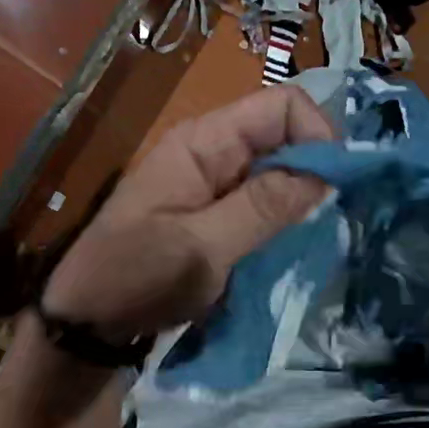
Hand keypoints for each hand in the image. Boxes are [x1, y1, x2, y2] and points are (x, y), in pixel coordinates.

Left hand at [41, 86, 334, 339]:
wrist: (89, 320)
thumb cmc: (137, 277)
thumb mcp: (202, 245)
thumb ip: (263, 207)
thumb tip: (326, 175)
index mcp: (204, 142)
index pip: (282, 107)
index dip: (319, 135)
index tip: (339, 186)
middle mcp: (215, 152)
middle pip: (285, 137)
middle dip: (317, 169)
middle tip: (337, 216)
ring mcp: (217, 184)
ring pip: (281, 171)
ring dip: (305, 197)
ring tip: (322, 233)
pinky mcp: (219, 215)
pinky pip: (266, 203)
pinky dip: (288, 219)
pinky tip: (297, 244)